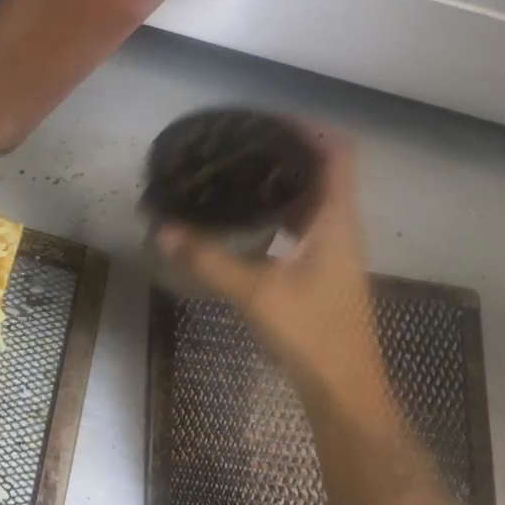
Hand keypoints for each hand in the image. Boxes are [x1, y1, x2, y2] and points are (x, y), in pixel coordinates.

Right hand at [157, 131, 390, 413]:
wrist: (343, 385)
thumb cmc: (310, 332)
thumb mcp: (254, 292)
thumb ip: (208, 260)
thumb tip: (161, 230)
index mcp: (336, 221)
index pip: (337, 154)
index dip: (307, 129)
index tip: (264, 119)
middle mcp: (340, 228)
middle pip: (323, 172)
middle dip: (283, 153)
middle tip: (235, 146)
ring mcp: (332, 251)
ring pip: (311, 200)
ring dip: (279, 183)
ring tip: (232, 176)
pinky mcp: (319, 271)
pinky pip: (300, 225)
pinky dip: (275, 212)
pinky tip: (240, 223)